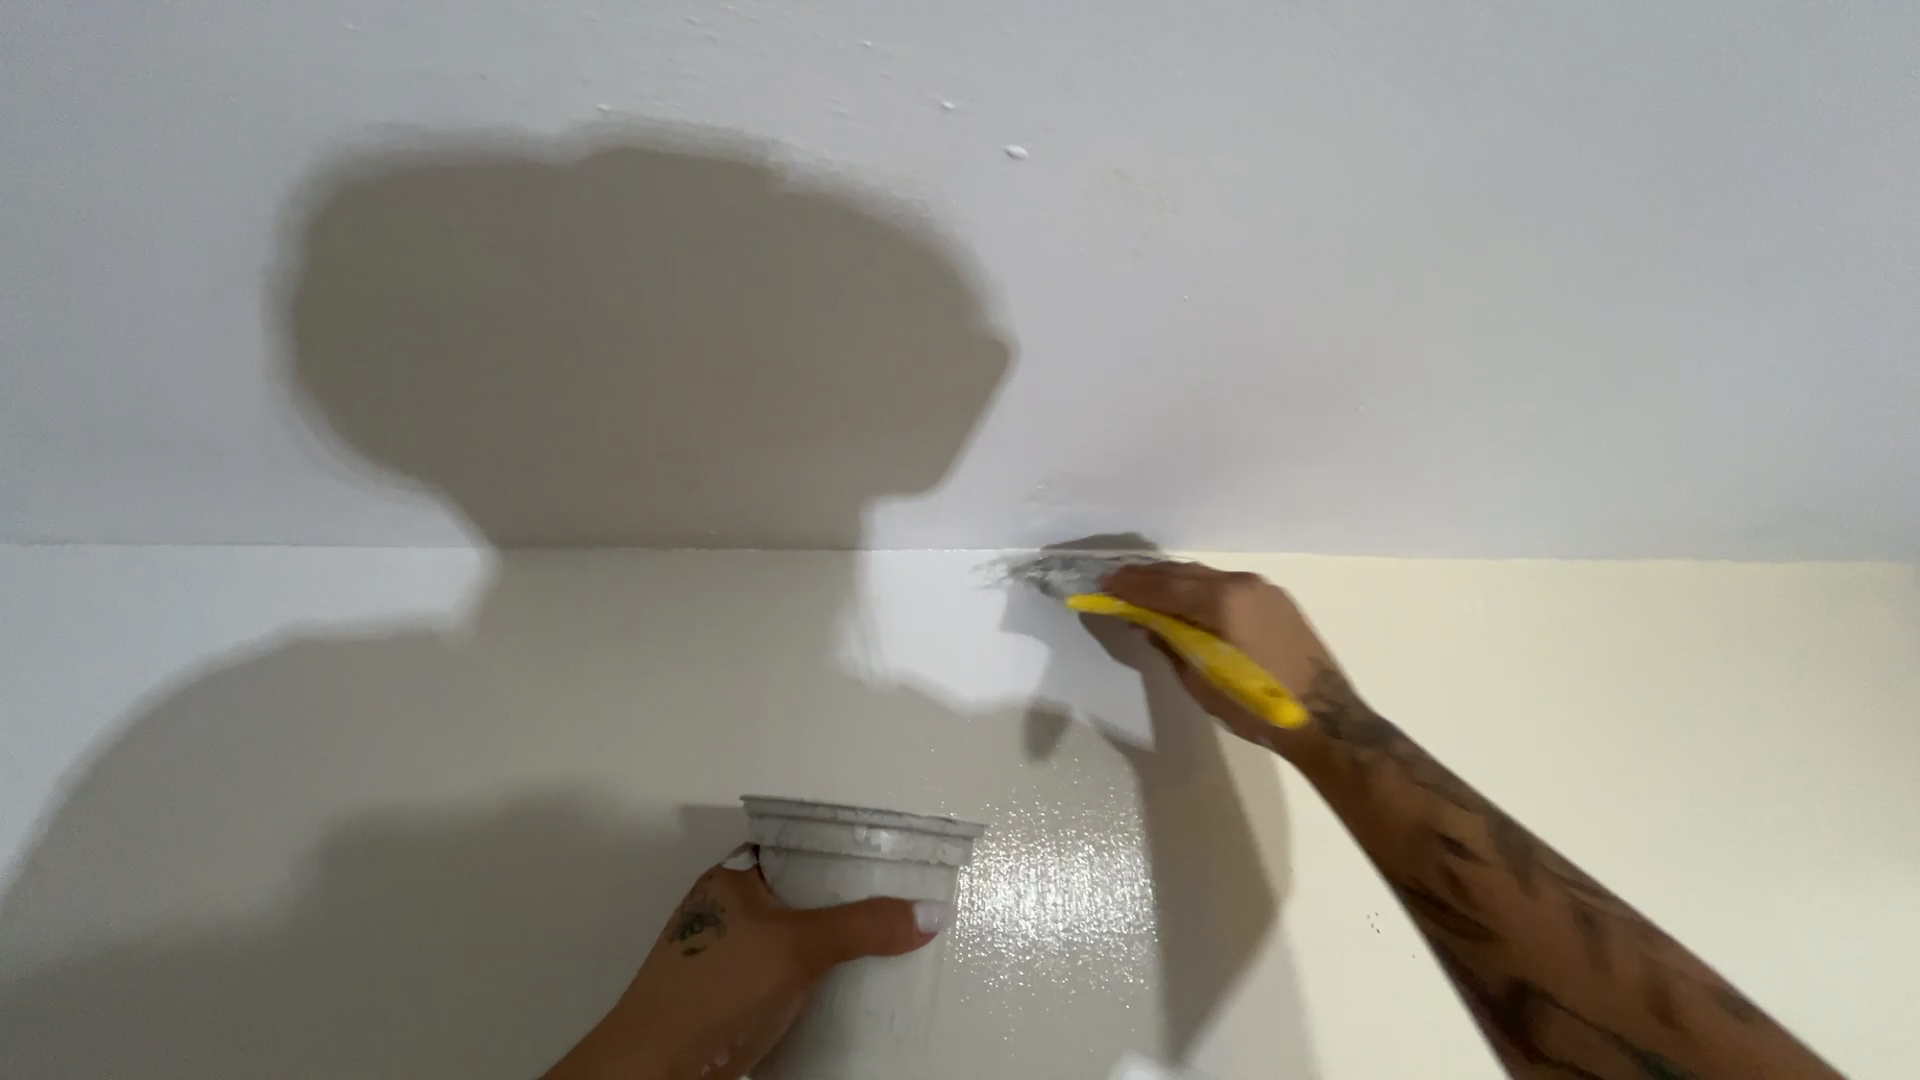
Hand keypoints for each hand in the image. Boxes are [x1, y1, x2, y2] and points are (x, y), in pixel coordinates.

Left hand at [544, 844, 950, 1079]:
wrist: (654, 1072)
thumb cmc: (720, 986)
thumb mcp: (799, 947)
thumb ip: (865, 925)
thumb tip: (934, 911)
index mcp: (736, 875)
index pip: (798, 844)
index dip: (842, 847)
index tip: (888, 853)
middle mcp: (730, 905)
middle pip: (802, 891)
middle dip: (847, 896)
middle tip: (899, 895)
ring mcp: (729, 953)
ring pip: (796, 933)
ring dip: (834, 938)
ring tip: (887, 934)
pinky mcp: (732, 995)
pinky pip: (787, 971)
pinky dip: (817, 973)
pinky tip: (850, 980)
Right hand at [1103, 560, 1341, 756]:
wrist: (1326, 719)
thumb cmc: (1255, 706)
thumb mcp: (1200, 679)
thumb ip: (1170, 642)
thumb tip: (1146, 621)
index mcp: (1221, 601)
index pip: (1163, 586)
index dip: (1130, 585)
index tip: (1103, 583)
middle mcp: (1241, 583)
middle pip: (1182, 573)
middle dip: (1147, 576)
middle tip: (1116, 581)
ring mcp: (1262, 589)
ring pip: (1204, 576)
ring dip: (1172, 580)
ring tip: (1144, 587)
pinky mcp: (1275, 600)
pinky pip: (1225, 584)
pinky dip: (1198, 587)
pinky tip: (1184, 598)